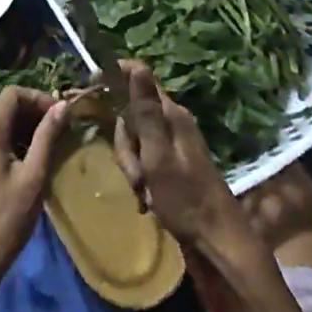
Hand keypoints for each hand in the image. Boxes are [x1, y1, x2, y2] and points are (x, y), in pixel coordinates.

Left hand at [0, 86, 68, 285]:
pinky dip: (16, 140)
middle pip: (7, 106)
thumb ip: (47, 137)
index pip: (13, 93)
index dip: (39, 97)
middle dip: (35, 111)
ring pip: (2, 122)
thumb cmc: (6, 218)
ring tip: (53, 144)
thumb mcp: (33, 176)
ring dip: (27, 127)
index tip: (62, 115)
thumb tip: (63, 106)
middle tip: (63, 129)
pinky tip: (34, 159)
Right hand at [111, 60, 263, 265]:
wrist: (219, 247)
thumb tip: (136, 65)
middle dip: (124, 142)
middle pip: (131, 114)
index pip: (139, 76)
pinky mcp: (171, 165)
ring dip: (131, 164)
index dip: (115, 74)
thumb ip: (145, 112)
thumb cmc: (187, 200)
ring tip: (142, 189)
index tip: (93, 83)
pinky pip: (143, 159)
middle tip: (134, 171)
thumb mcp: (158, 155)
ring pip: (134, 139)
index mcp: (172, 115)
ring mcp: (172, 145)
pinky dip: (140, 176)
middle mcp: (172, 123)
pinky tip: (147, 198)